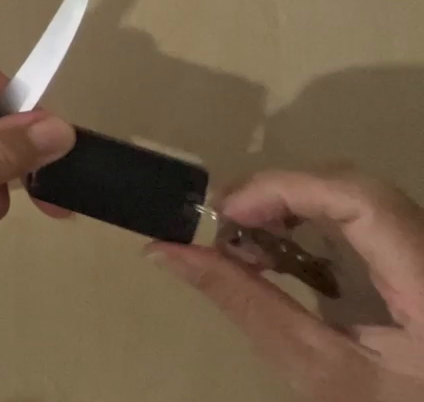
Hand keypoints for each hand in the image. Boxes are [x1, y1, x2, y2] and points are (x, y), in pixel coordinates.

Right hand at [149, 171, 423, 400]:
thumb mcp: (319, 369)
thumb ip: (247, 304)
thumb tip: (160, 249)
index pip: (361, 199)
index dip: (284, 189)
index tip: (226, 213)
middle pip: (354, 189)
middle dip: (277, 195)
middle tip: (224, 223)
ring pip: (354, 199)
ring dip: (287, 209)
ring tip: (246, 245)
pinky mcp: (415, 265)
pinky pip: (363, 221)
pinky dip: (308, 226)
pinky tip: (280, 256)